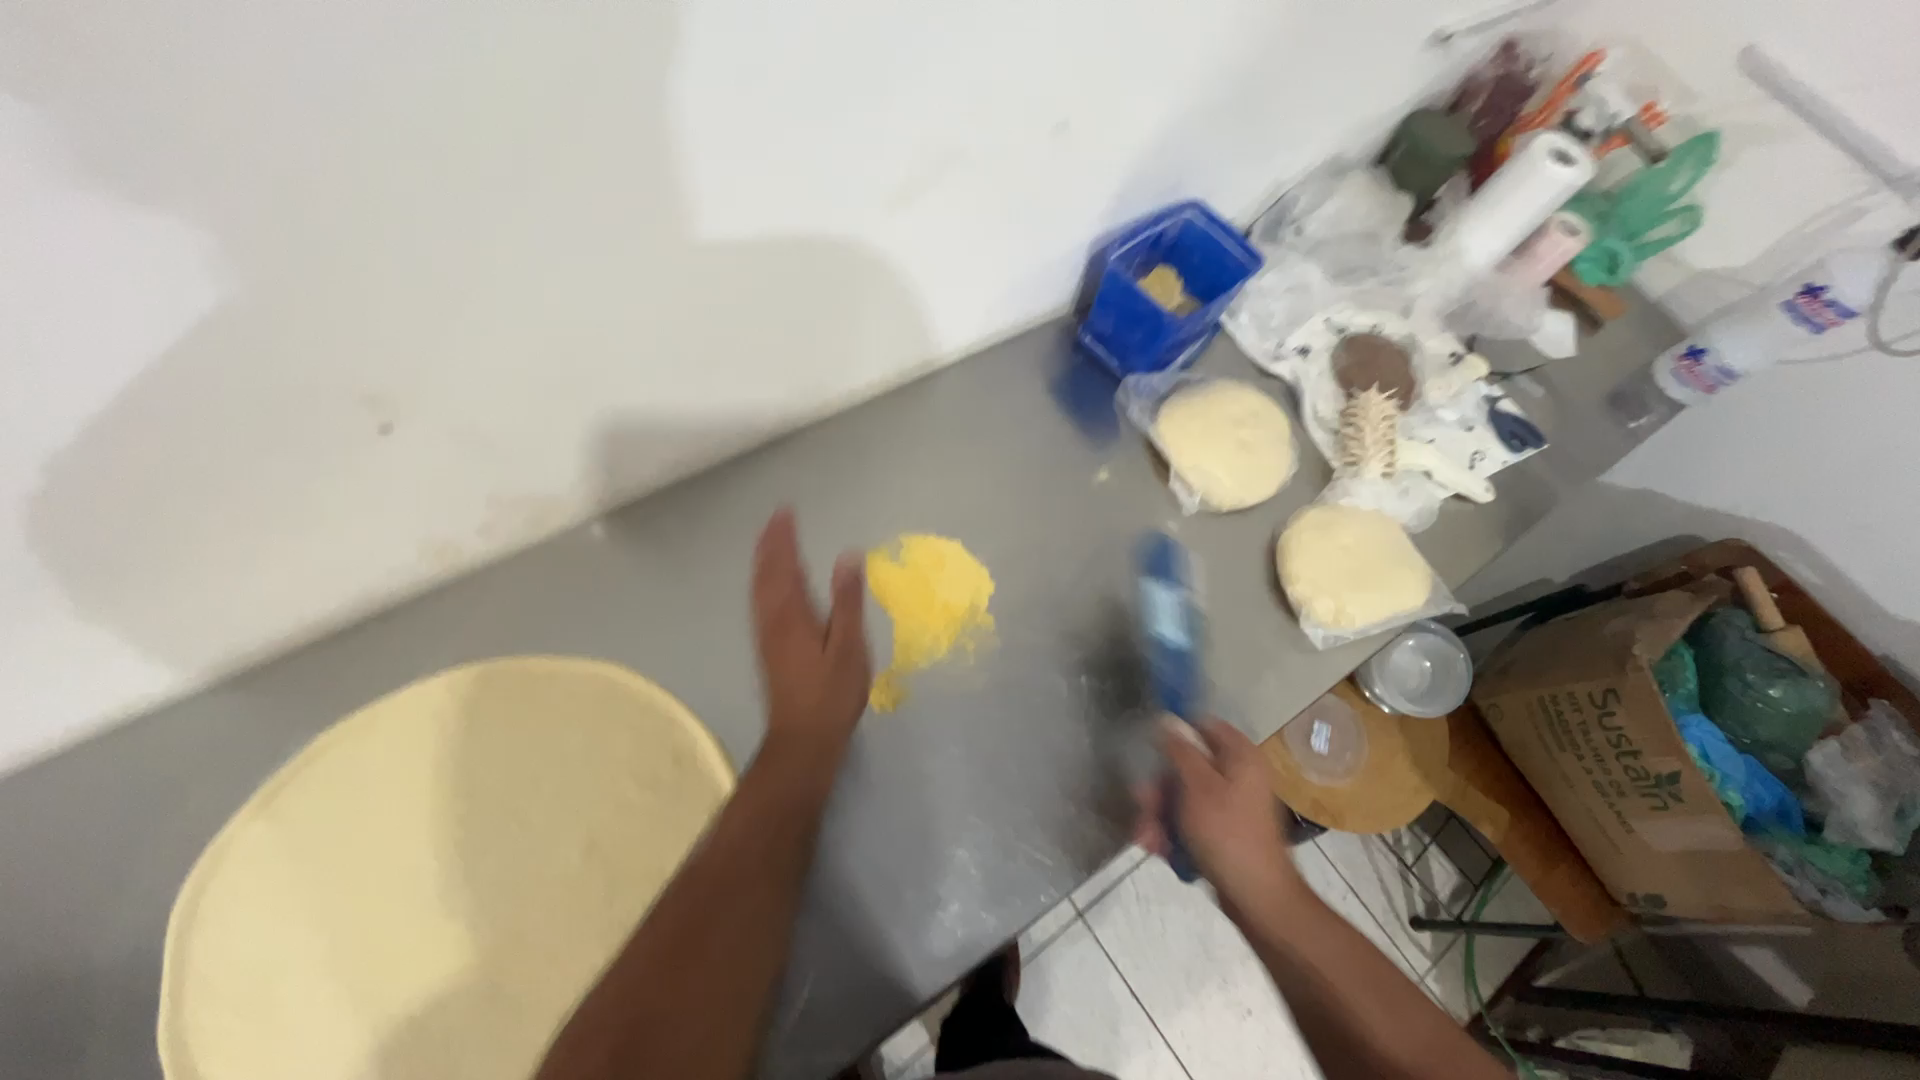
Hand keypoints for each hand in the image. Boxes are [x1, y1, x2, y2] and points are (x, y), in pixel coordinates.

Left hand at [751, 508, 871, 759]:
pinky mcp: (767, 648)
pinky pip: (759, 602)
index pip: (786, 566)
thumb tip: (848, 556)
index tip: (785, 512)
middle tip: (776, 518)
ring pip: (759, 588)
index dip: (784, 538)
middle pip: (766, 573)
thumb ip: (847, 601)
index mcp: (792, 615)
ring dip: (763, 561)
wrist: (803, 738)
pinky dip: (762, 582)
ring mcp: (766, 635)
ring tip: (768, 541)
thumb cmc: (831, 694)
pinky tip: (768, 586)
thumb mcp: (849, 646)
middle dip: (770, 544)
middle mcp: (772, 620)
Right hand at [1135, 717, 1302, 909]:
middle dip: (1159, 787)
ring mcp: (1230, 805)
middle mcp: (1238, 775)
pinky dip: (1172, 831)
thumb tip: (1166, 719)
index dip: (1175, 733)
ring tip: (1147, 837)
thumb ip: (1180, 750)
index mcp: (1241, 757)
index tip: (1149, 748)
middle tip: (1144, 804)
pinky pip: (1190, 820)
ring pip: (1183, 796)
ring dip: (1159, 814)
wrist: (1256, 896)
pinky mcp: (1222, 831)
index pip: (1204, 726)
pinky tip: (1158, 847)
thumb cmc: (1227, 834)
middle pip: (1187, 765)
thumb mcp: (1197, 786)